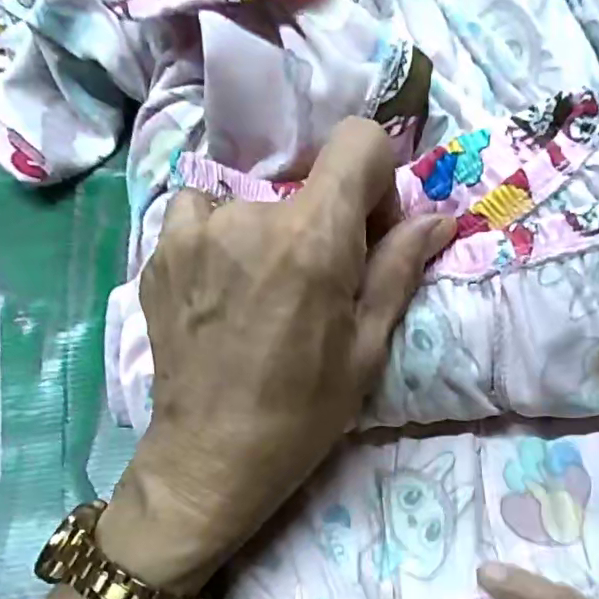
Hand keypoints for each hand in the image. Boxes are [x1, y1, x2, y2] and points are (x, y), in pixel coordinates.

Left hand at [98, 119, 455, 593]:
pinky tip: (220, 292)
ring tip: (260, 297)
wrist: (211, 458)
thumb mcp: (365, 352)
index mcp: (312, 237)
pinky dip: (218, 238)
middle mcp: (248, 214)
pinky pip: (198, 215)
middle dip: (323, 219)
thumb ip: (398, 271)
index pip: (359, 140)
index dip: (375, 182)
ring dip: (267, 232)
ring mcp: (193, 230)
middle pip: (305, 178)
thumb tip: (439, 218)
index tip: (367, 236)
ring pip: (252, 200)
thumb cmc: (300, 416)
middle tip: (314, 288)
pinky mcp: (158, 254)